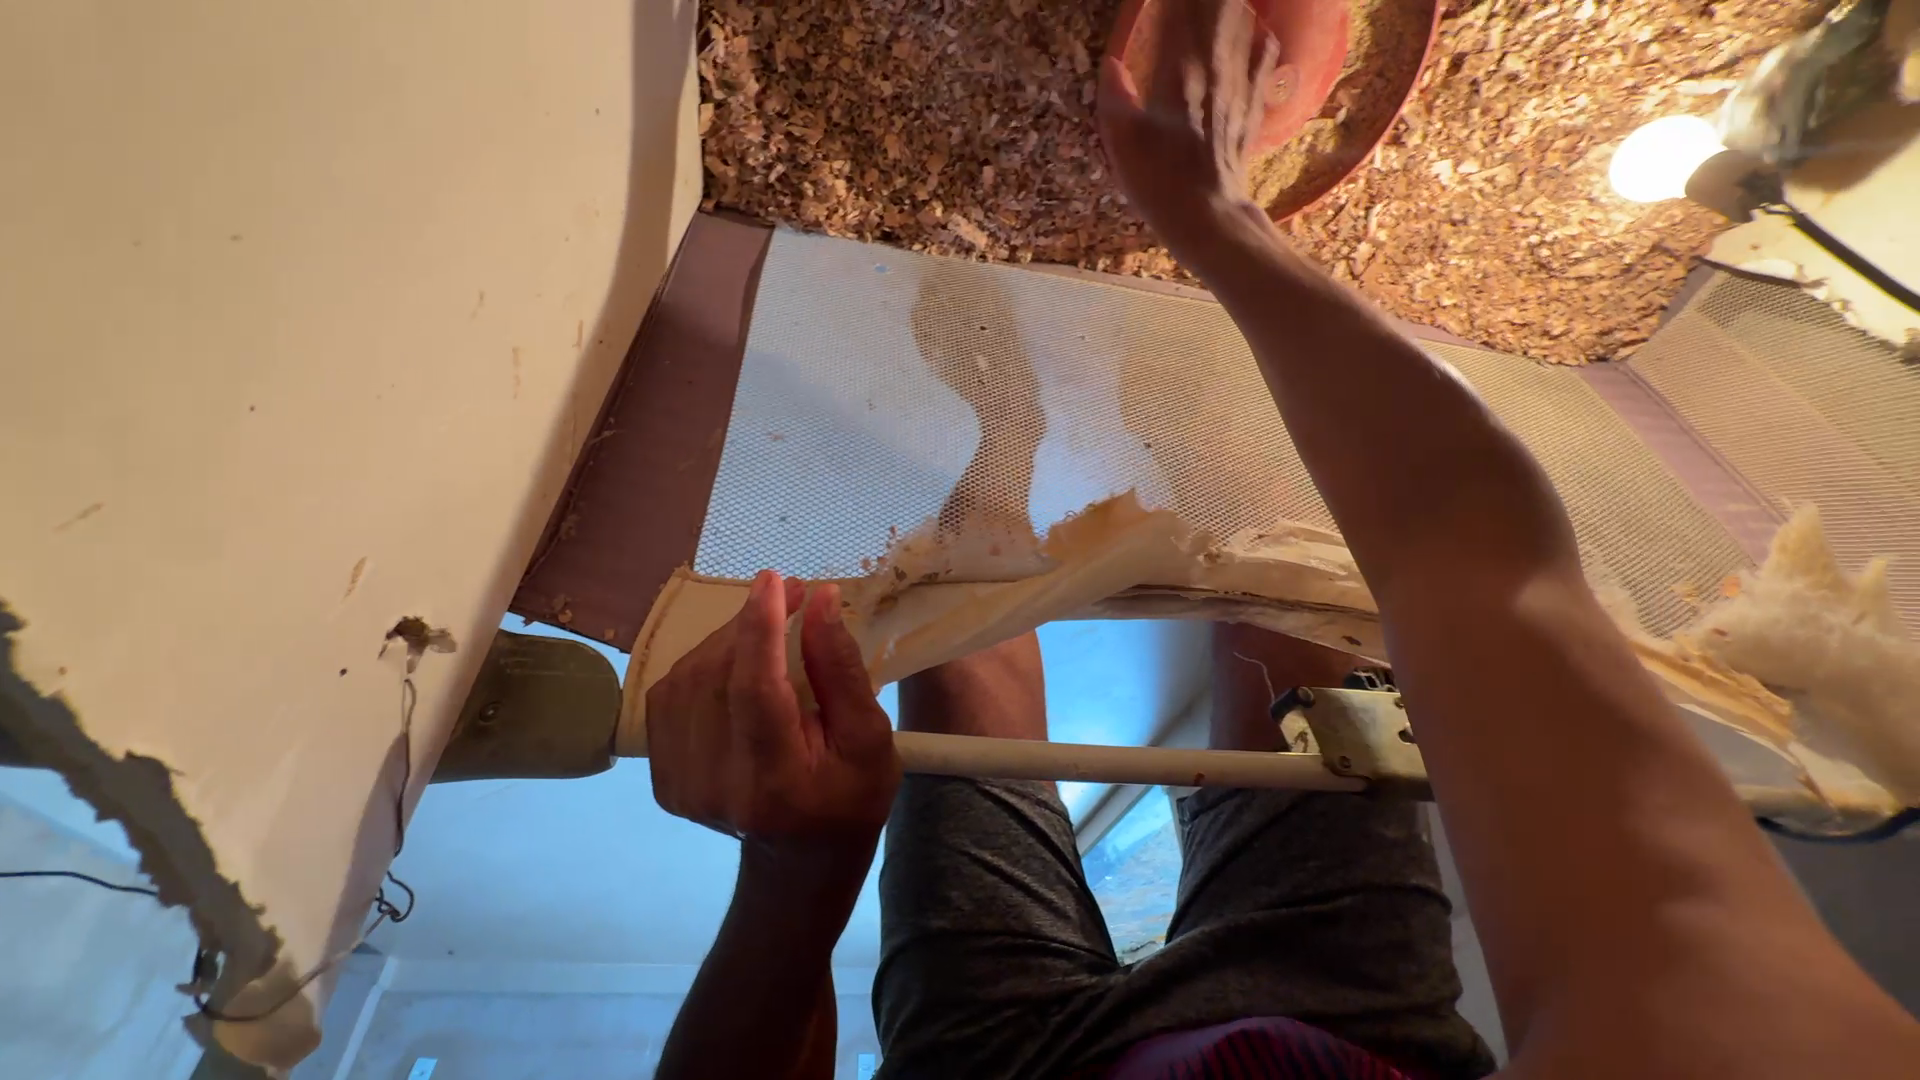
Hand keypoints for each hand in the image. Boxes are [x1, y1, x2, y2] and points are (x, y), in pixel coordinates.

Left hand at [646, 570, 900, 855]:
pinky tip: (735, 664)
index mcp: (776, 779)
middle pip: (718, 676)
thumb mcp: (870, 737)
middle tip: (789, 594)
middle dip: (750, 624)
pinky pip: (671, 698)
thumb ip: (842, 670)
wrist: (801, 862)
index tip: (776, 580)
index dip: (761, 628)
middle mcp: (716, 784)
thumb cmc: (850, 798)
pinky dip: (703, 666)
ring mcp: (681, 785)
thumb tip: (821, 600)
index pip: (755, 689)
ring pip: (688, 680)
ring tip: (767, 628)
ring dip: (726, 640)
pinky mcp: (664, 780)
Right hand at [1098, 0, 1279, 255]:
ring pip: (1241, 35)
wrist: (1207, 216)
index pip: (1179, 17)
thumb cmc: (1159, 182)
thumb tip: (1110, 65)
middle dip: (1211, 2)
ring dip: (1235, 11)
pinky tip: (1265, 36)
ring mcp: (1236, 94)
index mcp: (1178, 75)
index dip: (1175, 1)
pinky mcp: (1250, 116)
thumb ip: (1115, 99)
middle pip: (1216, 18)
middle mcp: (1213, 74)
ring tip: (1232, 0)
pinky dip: (1263, 48)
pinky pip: (1262, 70)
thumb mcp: (1123, 144)